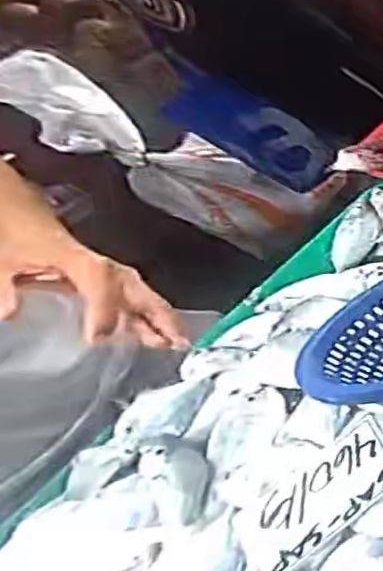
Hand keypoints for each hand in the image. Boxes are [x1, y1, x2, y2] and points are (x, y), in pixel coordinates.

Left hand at [0, 240, 186, 348]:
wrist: (30, 227)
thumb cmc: (22, 240)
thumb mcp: (3, 264)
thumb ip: (5, 288)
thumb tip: (7, 314)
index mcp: (87, 265)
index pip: (104, 293)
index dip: (104, 315)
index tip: (97, 339)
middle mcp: (113, 272)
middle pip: (144, 298)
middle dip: (163, 321)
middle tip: (176, 343)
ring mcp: (121, 278)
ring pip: (149, 303)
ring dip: (164, 323)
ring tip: (175, 343)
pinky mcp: (119, 284)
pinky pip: (141, 304)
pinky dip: (154, 319)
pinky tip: (157, 334)